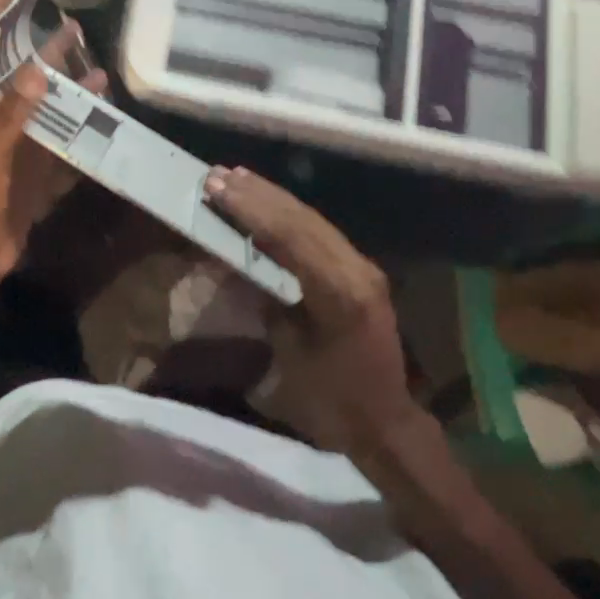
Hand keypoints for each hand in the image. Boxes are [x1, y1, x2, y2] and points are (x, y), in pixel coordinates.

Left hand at [0, 0, 106, 283]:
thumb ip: (13, 114)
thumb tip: (37, 70)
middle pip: (20, 73)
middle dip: (40, 46)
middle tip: (71, 22)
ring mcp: (19, 145)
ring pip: (46, 106)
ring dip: (68, 86)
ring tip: (97, 63)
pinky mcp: (35, 170)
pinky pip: (61, 141)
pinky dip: (80, 127)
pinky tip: (103, 115)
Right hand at [204, 166, 417, 449]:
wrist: (384, 422)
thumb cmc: (331, 397)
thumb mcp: (289, 349)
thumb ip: (265, 299)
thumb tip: (238, 263)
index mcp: (340, 290)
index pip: (290, 234)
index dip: (250, 208)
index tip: (215, 189)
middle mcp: (356, 269)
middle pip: (302, 219)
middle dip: (257, 195)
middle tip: (218, 176)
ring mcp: (363, 268)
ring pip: (313, 220)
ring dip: (272, 198)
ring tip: (236, 179)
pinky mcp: (361, 272)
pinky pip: (321, 233)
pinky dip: (289, 215)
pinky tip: (268, 204)